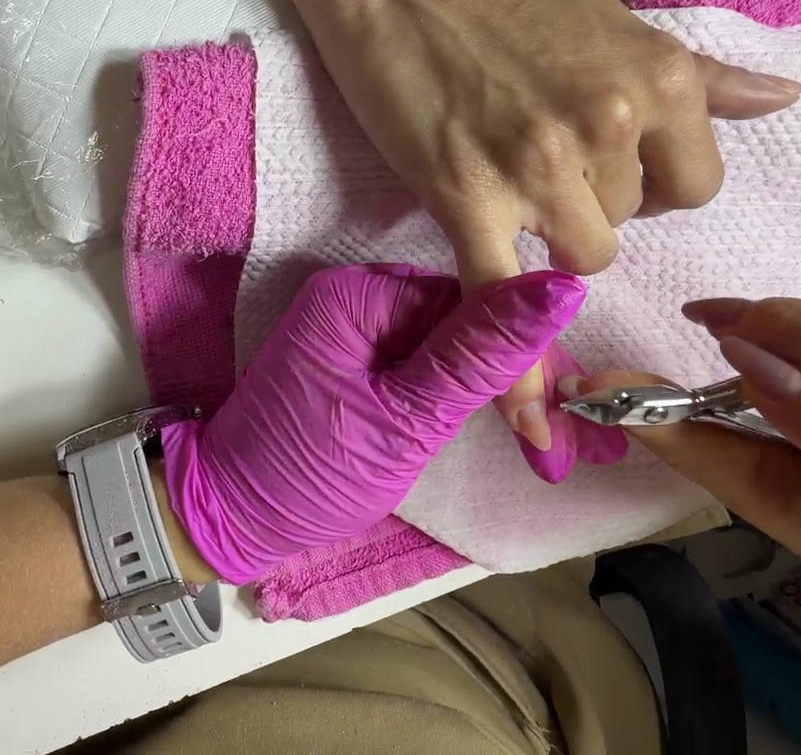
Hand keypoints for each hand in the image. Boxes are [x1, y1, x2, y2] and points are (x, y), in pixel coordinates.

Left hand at [163, 264, 584, 584]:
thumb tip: (561, 288)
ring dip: (486, 385)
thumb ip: (480, 357)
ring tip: (540, 436)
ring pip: (442, 340)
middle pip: (457, 317)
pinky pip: (414, 357)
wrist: (234, 511)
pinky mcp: (347, 354)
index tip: (566, 408)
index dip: (522, 352)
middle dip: (509, 373)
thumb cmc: (314, 472)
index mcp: (358, 294)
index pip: (468, 298)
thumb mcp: (407, 419)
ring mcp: (347, 324)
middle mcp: (351, 294)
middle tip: (558, 438)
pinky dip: (449, 391)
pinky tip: (486, 419)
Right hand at [252, 0, 800, 447]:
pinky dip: (516, 361)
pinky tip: (530, 422)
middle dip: (592, 205)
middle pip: (631, 226)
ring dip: (551, 240)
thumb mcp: (612, 19)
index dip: (649, 185)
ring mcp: (536, 169)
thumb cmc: (499, 0)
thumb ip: (699, 71)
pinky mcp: (467, 200)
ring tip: (504, 194)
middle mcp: (608, 125)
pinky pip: (502, 296)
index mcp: (657, 79)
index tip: (599, 163)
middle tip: (534, 161)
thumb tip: (789, 95)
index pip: (693, 186)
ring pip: (581, 260)